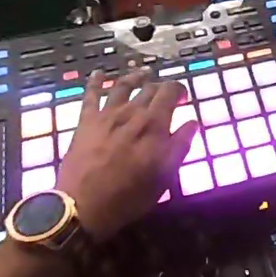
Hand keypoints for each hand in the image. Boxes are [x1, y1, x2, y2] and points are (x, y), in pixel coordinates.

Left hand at [56, 69, 197, 237]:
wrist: (83, 204)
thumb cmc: (128, 196)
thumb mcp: (163, 178)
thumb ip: (179, 147)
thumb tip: (192, 123)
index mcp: (153, 125)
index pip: (169, 93)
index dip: (178, 90)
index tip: (183, 97)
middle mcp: (131, 113)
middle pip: (148, 89)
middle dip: (160, 87)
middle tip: (165, 92)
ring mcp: (106, 115)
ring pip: (123, 86)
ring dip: (134, 77)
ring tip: (142, 73)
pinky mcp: (86, 121)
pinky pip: (91, 94)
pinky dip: (95, 81)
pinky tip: (99, 72)